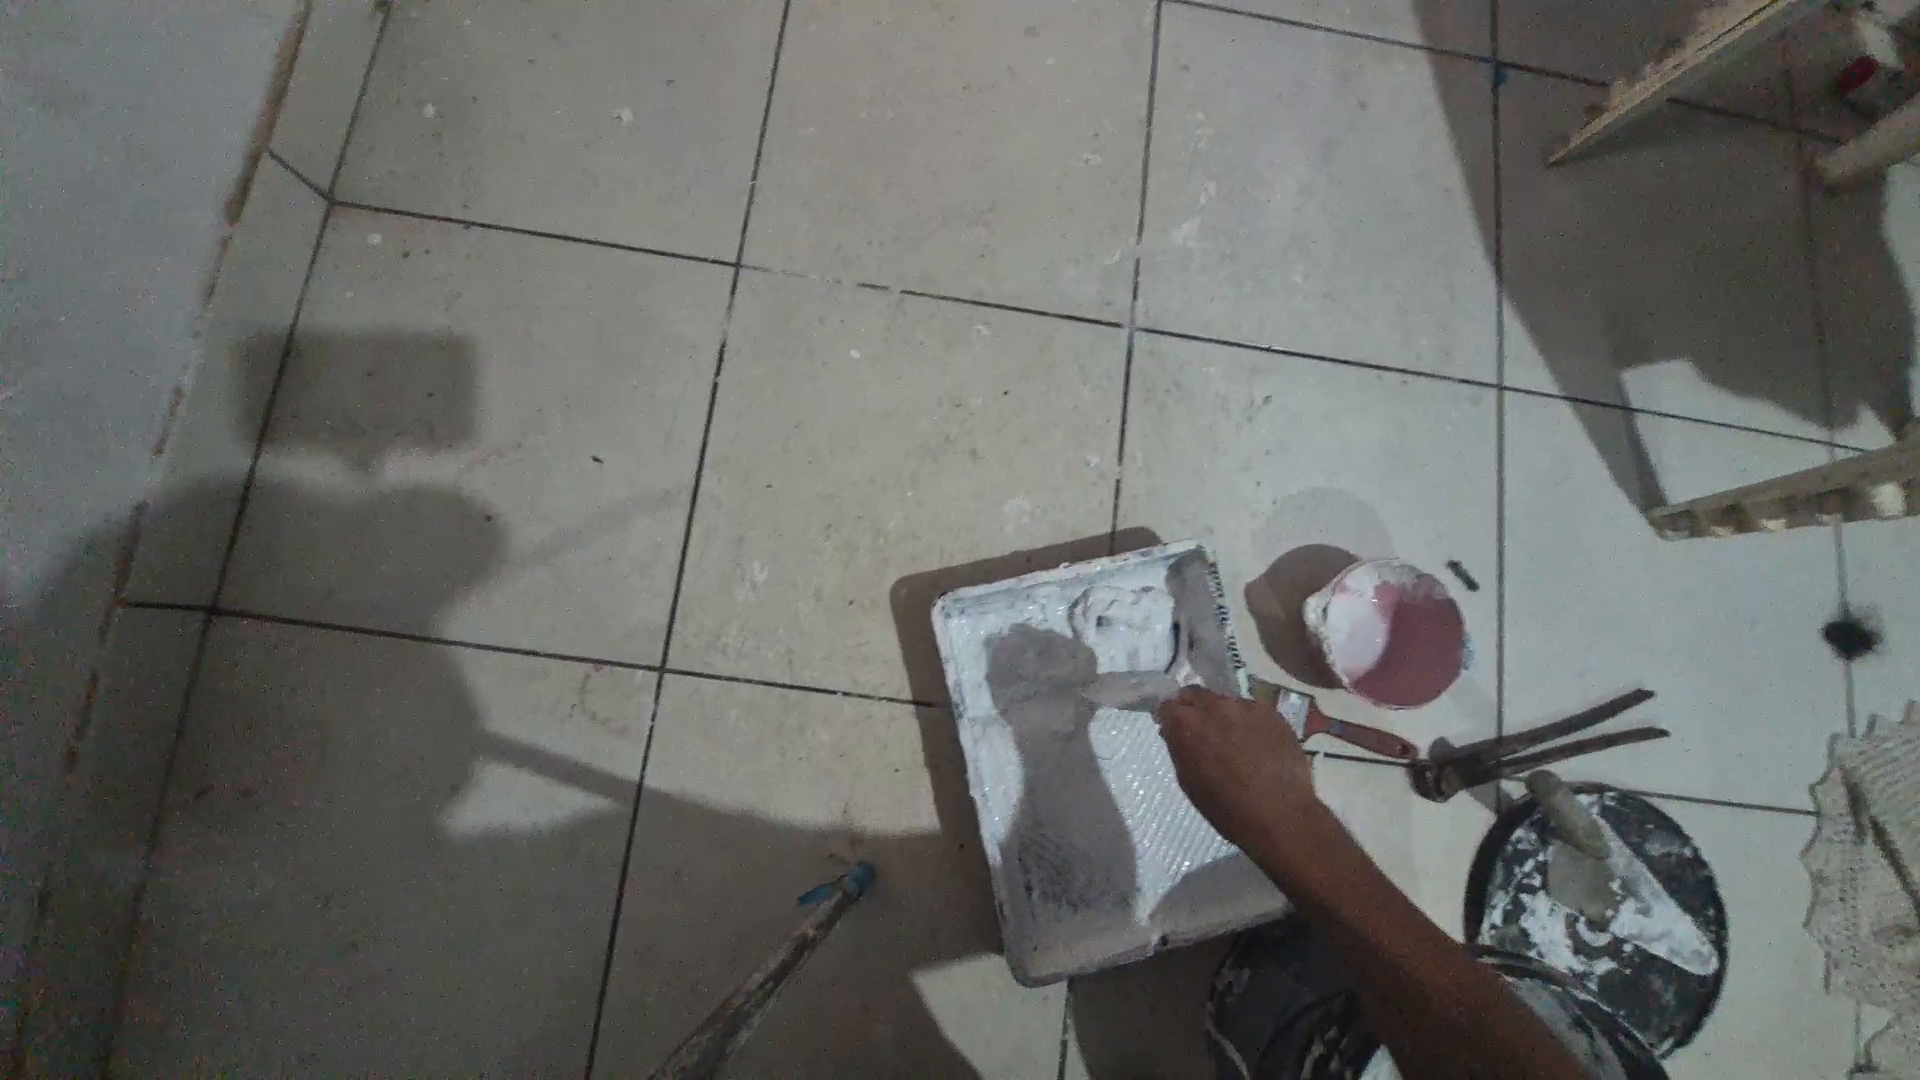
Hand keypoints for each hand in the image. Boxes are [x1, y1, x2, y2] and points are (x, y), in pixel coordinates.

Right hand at [1154, 686, 1318, 850]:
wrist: (1279, 816)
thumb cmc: (1225, 806)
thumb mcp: (1188, 780)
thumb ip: (1178, 747)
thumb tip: (1175, 732)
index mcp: (1186, 722)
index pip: (1167, 705)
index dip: (1167, 716)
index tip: (1170, 727)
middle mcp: (1214, 705)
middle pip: (1195, 694)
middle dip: (1192, 707)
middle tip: (1199, 728)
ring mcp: (1246, 706)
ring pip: (1225, 702)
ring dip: (1222, 715)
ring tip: (1232, 738)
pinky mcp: (1273, 713)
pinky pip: (1252, 711)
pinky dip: (1248, 722)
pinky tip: (1256, 743)